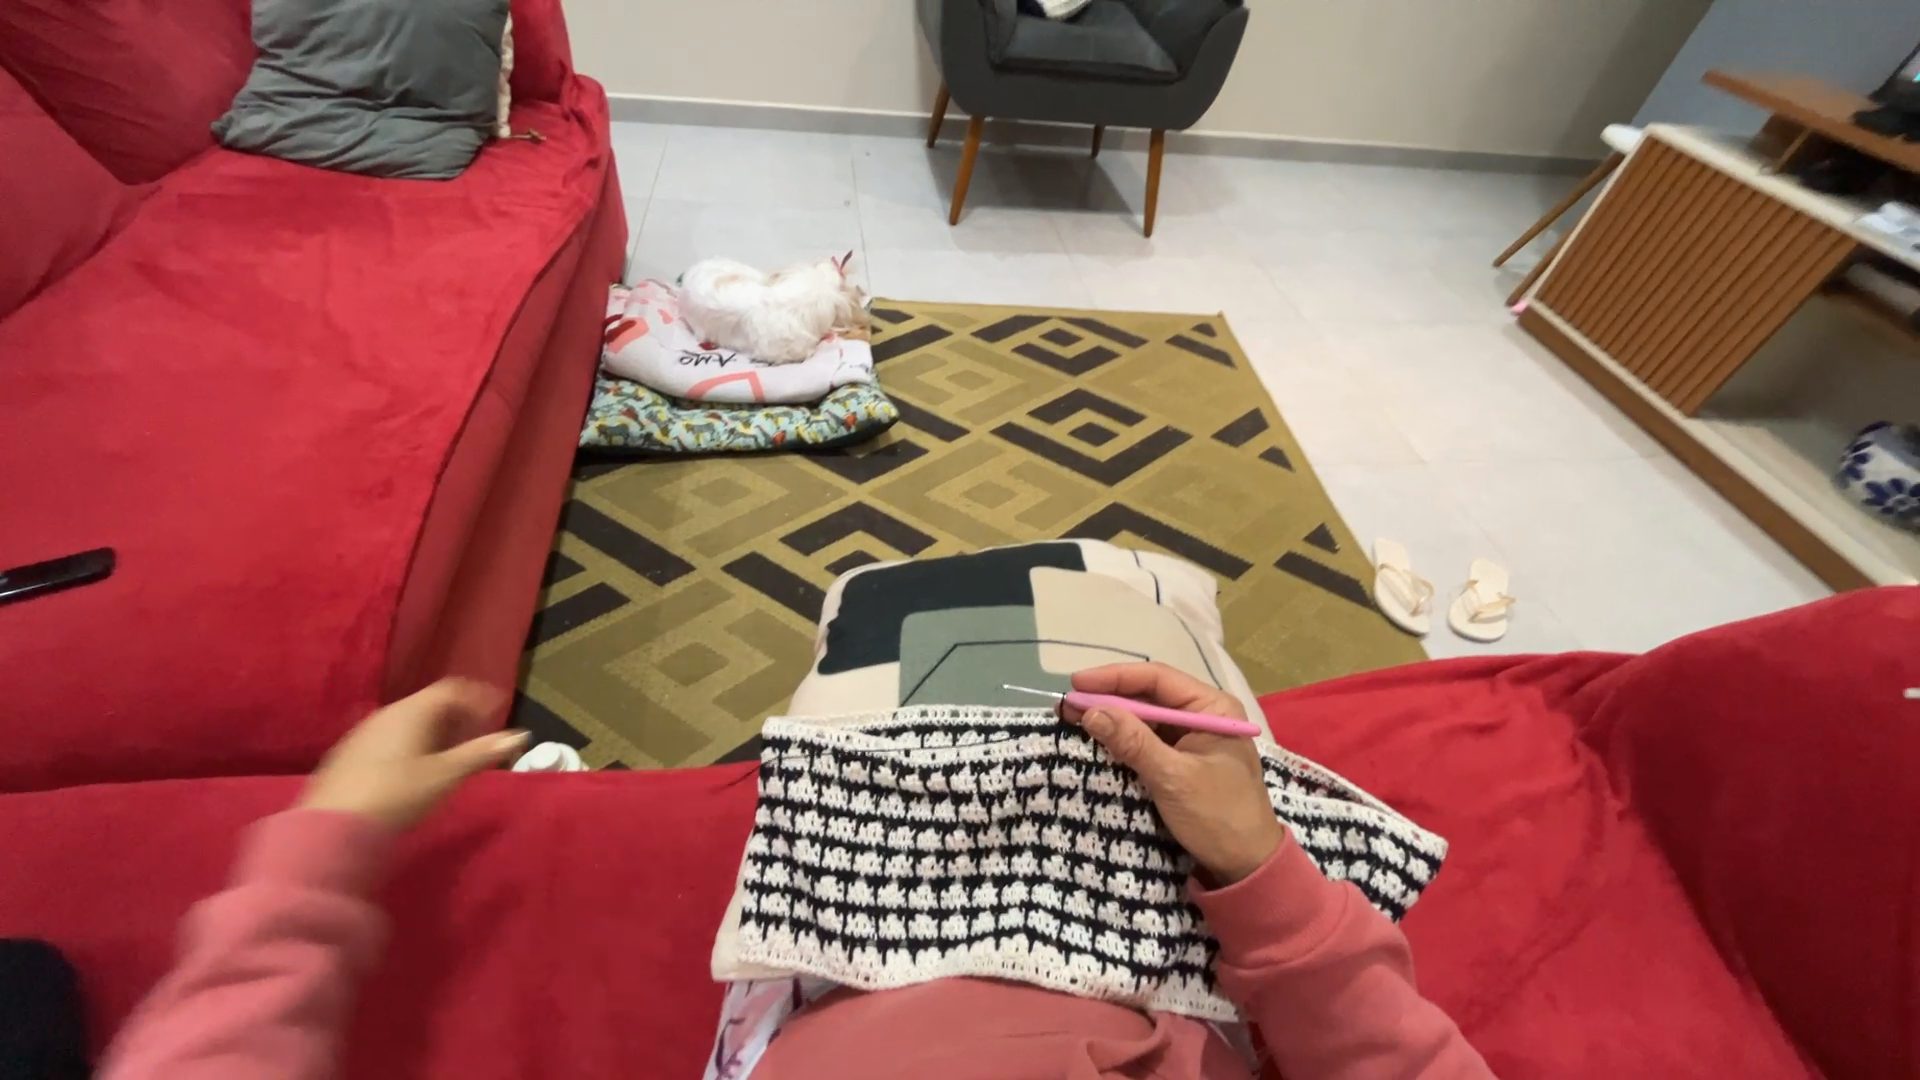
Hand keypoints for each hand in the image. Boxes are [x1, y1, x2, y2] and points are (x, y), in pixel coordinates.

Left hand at [299, 679, 525, 829]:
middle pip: (430, 703)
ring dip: (437, 730)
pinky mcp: (348, 757)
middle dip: (460, 715)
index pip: (452, 689)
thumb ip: (483, 752)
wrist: (329, 832)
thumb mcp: (447, 774)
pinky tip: (418, 767)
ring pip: (410, 721)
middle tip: (480, 734)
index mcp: (412, 711)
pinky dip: (414, 743)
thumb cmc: (398, 794)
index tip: (499, 711)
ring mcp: (363, 735)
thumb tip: (520, 735)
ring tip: (453, 753)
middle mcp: (386, 714)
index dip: (479, 696)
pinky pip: (391, 737)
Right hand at [1066, 663, 1284, 885]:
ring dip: (1110, 717)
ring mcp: (1190, 737)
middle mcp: (1201, 714)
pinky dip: (1119, 737)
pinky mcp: (1179, 759)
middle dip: (1107, 697)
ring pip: (1143, 716)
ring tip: (1071, 717)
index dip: (1114, 677)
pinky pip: (1144, 738)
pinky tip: (1094, 738)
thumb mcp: (1173, 778)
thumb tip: (1090, 711)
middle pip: (1147, 694)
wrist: (1246, 869)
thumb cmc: (1218, 817)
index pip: (1157, 678)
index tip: (1077, 683)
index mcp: (1212, 707)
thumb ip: (1132, 741)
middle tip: (1067, 704)